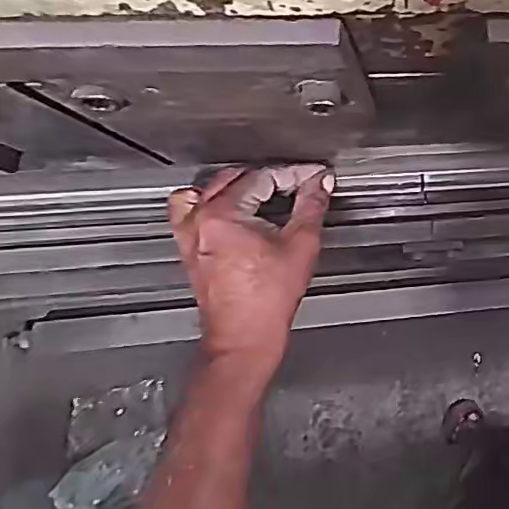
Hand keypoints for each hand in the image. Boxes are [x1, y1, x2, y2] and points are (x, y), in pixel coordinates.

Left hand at [168, 164, 334, 369]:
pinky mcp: (188, 248)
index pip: (263, 178)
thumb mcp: (302, 244)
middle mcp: (199, 221)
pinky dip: (211, 201)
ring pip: (207, 189)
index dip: (294, 174)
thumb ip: (312, 206)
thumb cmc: (267, 299)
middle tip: (298, 182)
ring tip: (264, 189)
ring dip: (236, 184)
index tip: (313, 176)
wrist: (245, 334)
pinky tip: (233, 209)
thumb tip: (320, 184)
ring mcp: (189, 235)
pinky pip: (190, 209)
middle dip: (270, 176)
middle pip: (235, 178)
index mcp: (224, 215)